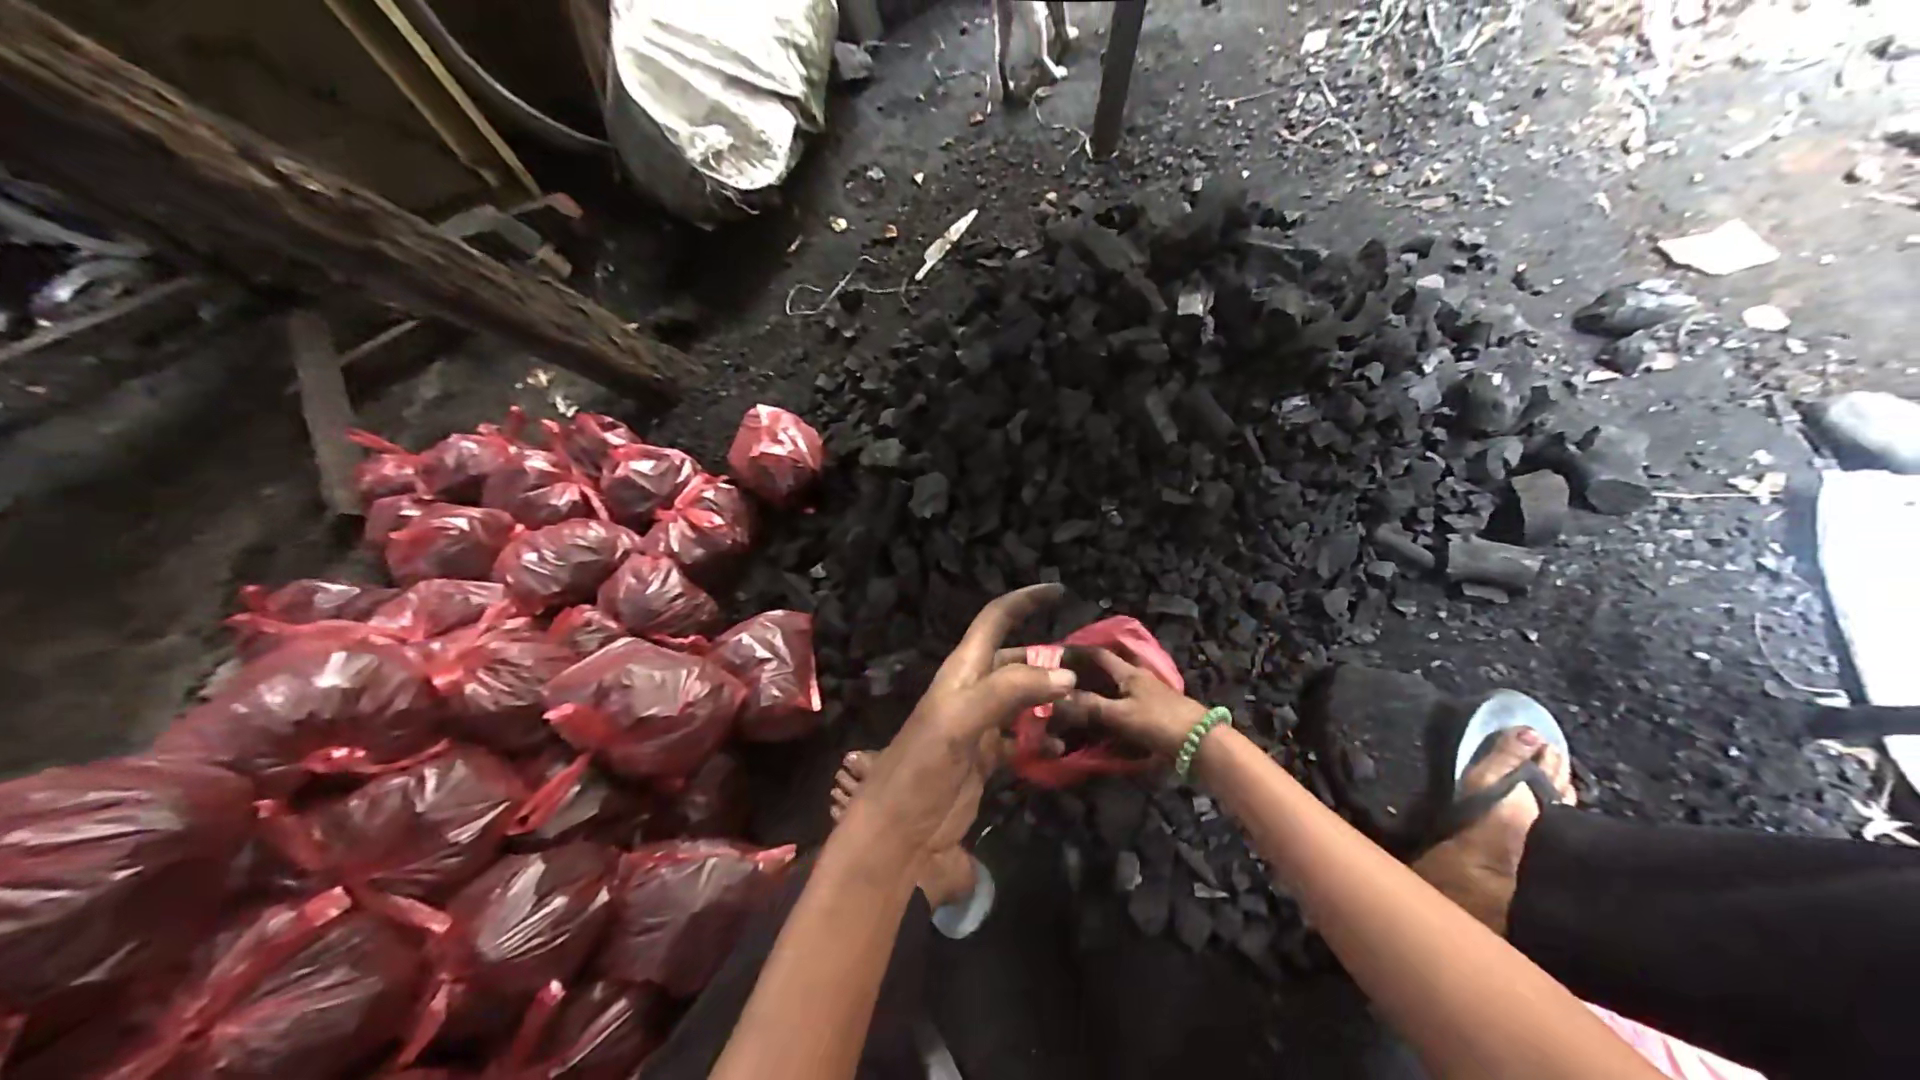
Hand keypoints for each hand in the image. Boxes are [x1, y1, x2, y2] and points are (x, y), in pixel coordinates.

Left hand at [848, 584, 1076, 856]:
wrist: (898, 829)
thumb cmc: (921, 767)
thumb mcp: (960, 721)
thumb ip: (1009, 692)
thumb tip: (1065, 675)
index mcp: (962, 671)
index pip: (994, 620)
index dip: (1024, 602)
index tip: (1059, 592)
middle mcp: (971, 690)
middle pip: (1016, 661)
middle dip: (1049, 659)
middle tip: (1088, 669)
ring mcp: (979, 725)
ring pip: (1023, 701)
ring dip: (1050, 701)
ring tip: (1082, 709)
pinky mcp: (985, 757)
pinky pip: (1021, 739)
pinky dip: (1041, 740)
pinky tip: (1059, 750)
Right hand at [1063, 647, 1210, 757]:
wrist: (1203, 745)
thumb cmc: (1159, 723)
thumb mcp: (1120, 715)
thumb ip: (1089, 707)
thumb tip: (1056, 700)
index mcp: (1130, 673)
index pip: (1099, 654)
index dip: (1078, 652)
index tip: (1058, 653)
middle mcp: (1141, 678)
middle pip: (1113, 666)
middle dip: (1092, 666)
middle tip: (1069, 674)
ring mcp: (1152, 695)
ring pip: (1122, 684)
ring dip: (1105, 686)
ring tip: (1083, 694)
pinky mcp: (1158, 712)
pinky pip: (1130, 702)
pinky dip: (1116, 703)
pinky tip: (1107, 714)